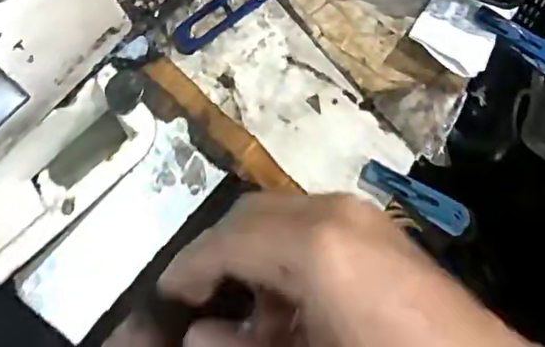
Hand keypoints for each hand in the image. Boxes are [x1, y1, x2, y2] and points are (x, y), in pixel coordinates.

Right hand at [115, 193, 536, 346]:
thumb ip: (249, 346)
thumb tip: (200, 336)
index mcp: (317, 242)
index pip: (230, 238)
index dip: (190, 266)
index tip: (165, 294)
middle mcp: (335, 211)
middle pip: (252, 213)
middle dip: (217, 253)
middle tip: (193, 301)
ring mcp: (362, 215)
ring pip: (280, 215)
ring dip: (251, 256)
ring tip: (238, 316)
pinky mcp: (380, 231)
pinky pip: (313, 228)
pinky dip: (285, 259)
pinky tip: (286, 309)